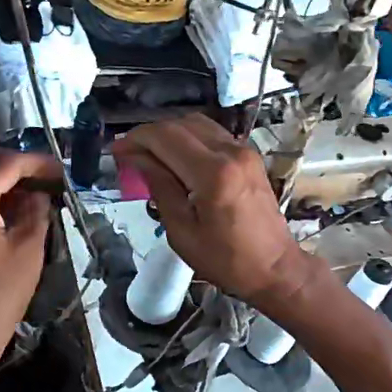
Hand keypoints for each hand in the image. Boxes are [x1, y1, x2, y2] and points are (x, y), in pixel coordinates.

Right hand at [111, 114, 322, 312]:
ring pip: (197, 124)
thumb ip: (160, 187)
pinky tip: (176, 158)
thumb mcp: (182, 231)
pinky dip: (188, 138)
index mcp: (212, 173)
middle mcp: (230, 152)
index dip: (135, 139)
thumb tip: (137, 158)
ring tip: (149, 155)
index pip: (165, 137)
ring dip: (169, 134)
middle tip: (128, 154)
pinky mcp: (249, 155)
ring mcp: (243, 150)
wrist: (275, 267)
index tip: (116, 151)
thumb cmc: (226, 259)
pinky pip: (212, 134)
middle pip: (179, 124)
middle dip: (149, 135)